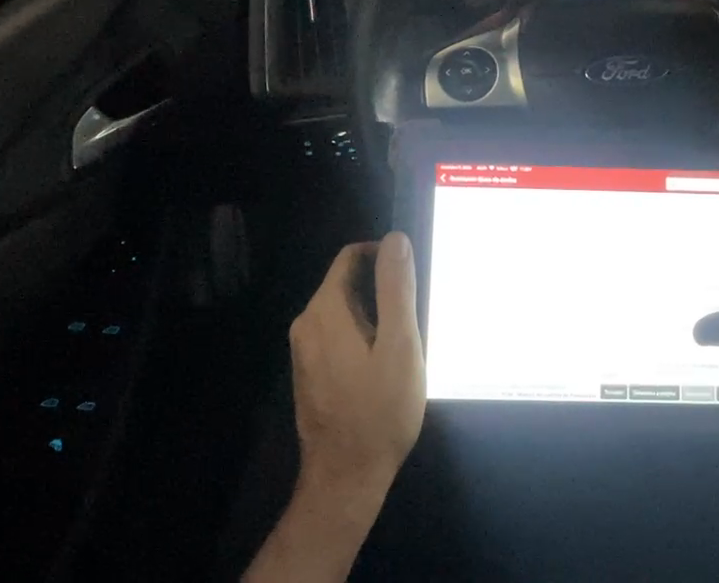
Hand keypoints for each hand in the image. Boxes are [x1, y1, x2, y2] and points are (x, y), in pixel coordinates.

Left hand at [288, 233, 426, 494]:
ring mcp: (304, 350)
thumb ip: (396, 289)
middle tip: (414, 319)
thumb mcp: (400, 345)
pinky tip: (384, 366)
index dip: (383, 255)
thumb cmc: (379, 410)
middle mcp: (306, 323)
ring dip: (375, 315)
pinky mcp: (310, 371)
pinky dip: (362, 336)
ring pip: (344, 310)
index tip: (412, 277)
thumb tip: (396, 239)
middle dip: (382, 290)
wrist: (345, 478)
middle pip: (347, 283)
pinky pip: (338, 334)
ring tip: (403, 345)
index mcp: (324, 310)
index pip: (350, 257)